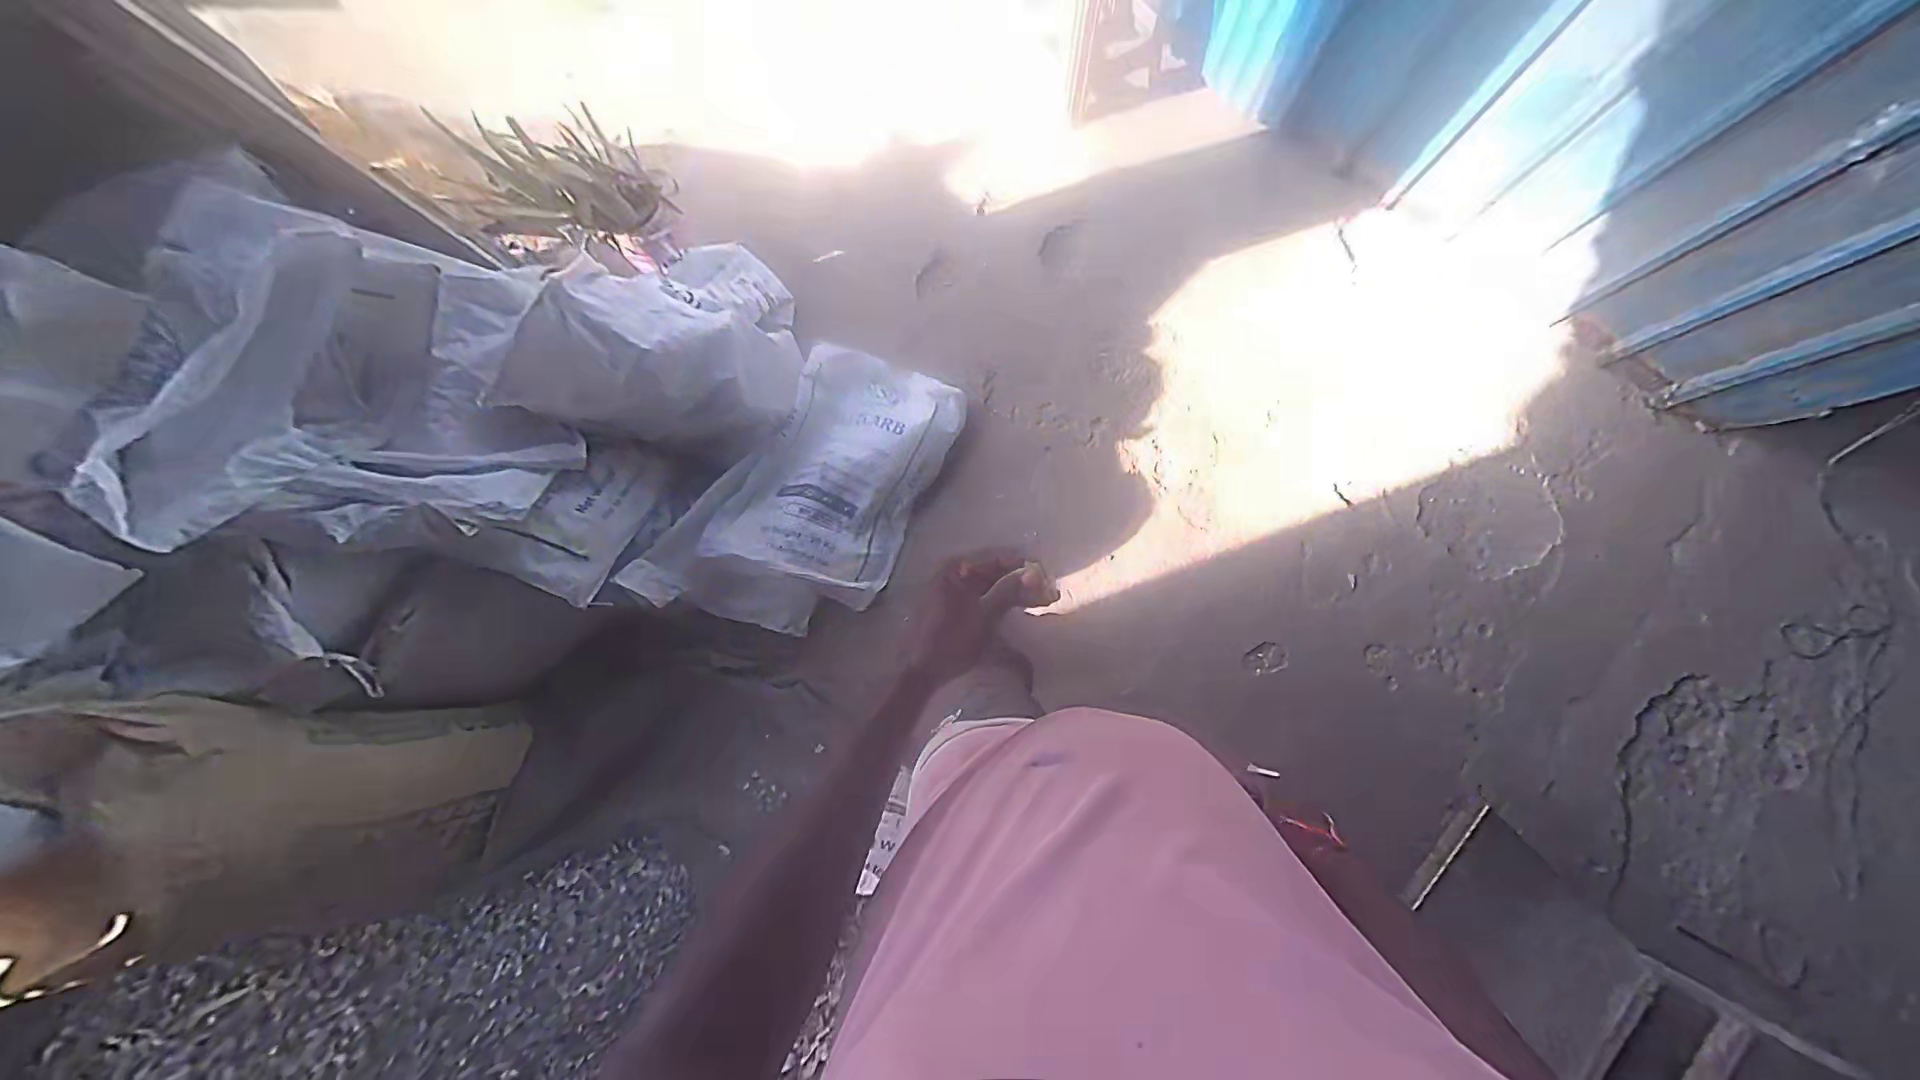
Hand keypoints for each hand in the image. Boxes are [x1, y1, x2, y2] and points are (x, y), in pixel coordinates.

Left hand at [902, 550, 1057, 684]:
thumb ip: (1008, 592)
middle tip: (1046, 597)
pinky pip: (978, 596)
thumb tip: (1035, 573)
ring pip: (987, 585)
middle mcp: (952, 573)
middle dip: (1020, 582)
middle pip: (993, 571)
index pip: (1000, 560)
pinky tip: (1010, 612)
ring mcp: (948, 589)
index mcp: (958, 569)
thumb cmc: (951, 641)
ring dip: (1010, 593)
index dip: (1026, 570)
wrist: (918, 670)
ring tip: (1034, 605)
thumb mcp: (984, 617)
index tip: (1048, 583)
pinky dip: (995, 602)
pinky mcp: (947, 606)